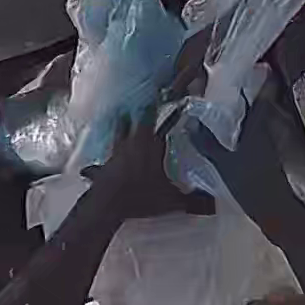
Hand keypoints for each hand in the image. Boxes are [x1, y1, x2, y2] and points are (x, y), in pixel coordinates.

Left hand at [80, 116, 204, 220]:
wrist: (108, 204)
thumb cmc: (141, 195)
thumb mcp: (171, 200)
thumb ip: (192, 201)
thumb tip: (215, 204)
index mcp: (149, 144)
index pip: (158, 121)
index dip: (163, 110)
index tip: (168, 100)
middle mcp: (130, 143)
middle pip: (133, 120)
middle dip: (139, 114)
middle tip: (143, 106)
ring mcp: (114, 154)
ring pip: (116, 134)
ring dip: (120, 128)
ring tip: (120, 120)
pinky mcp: (102, 167)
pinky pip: (101, 160)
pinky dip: (98, 162)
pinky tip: (89, 167)